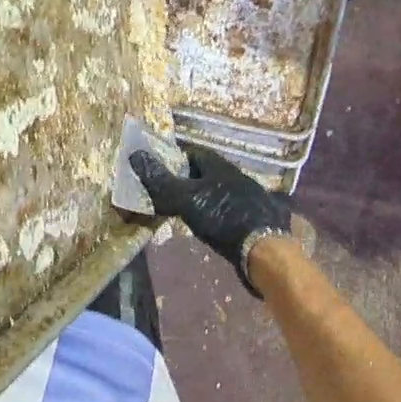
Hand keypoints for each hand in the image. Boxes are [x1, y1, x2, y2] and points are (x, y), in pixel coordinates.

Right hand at [131, 145, 292, 295]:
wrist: (265, 249)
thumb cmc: (222, 217)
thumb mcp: (185, 199)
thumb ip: (161, 181)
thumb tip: (135, 156)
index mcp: (218, 164)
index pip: (191, 152)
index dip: (173, 160)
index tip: (159, 173)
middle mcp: (235, 174)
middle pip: (205, 172)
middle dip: (188, 181)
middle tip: (170, 195)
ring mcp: (249, 196)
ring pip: (218, 191)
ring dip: (203, 198)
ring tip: (187, 214)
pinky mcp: (257, 217)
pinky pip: (230, 209)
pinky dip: (217, 214)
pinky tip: (211, 228)